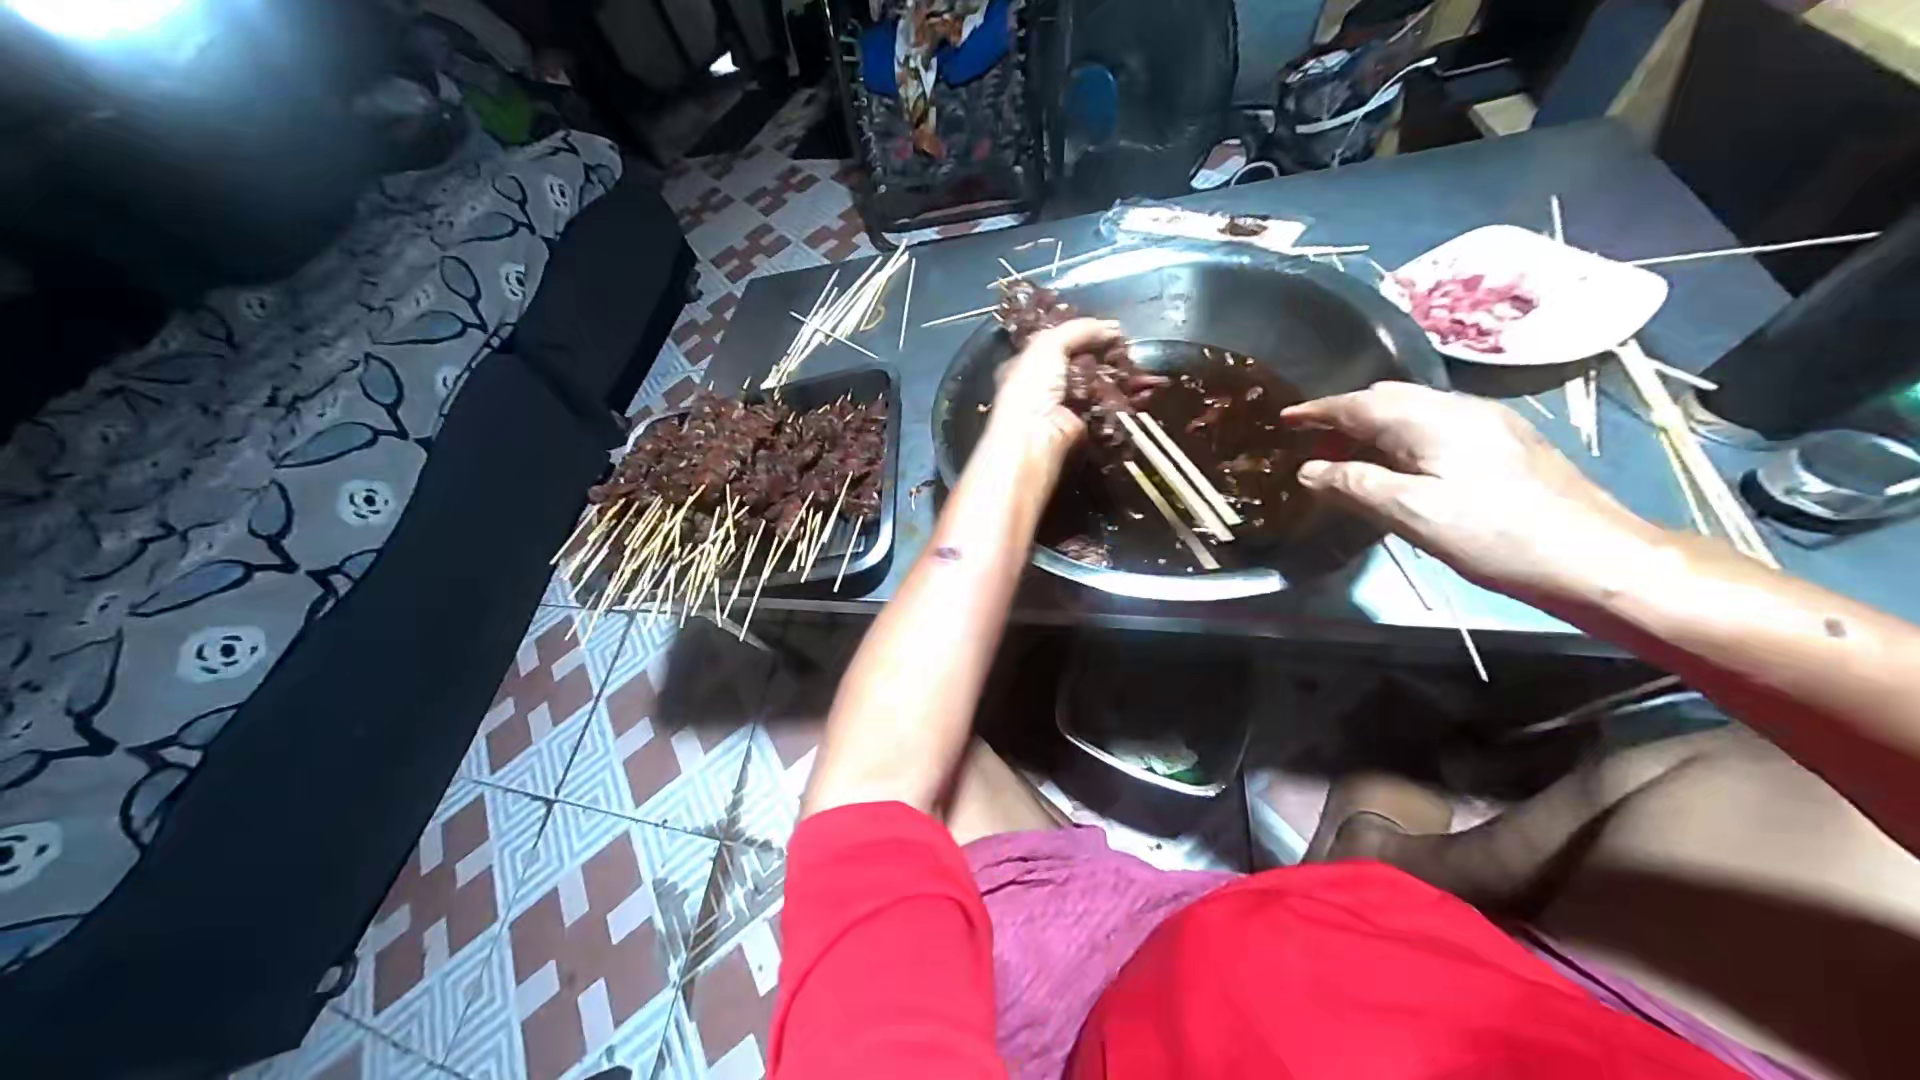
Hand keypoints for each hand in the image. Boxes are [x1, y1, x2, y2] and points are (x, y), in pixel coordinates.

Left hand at [984, 318, 1124, 463]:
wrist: (1035, 432)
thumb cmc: (1032, 384)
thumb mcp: (1049, 343)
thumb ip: (1079, 329)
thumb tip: (1113, 327)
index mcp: (1025, 363)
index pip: (1054, 342)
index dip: (1078, 332)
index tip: (1105, 327)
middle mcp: (1041, 384)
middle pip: (1075, 361)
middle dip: (1098, 351)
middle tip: (1123, 341)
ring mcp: (1061, 404)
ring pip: (1091, 382)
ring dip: (1110, 372)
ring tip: (1131, 358)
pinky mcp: (1079, 421)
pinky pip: (1100, 403)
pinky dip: (1115, 395)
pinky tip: (1132, 382)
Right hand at [1282, 382, 1664, 604]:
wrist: (1594, 557)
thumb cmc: (1493, 535)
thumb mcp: (1410, 513)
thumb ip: (1353, 484)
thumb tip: (1309, 470)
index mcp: (1432, 419)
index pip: (1359, 404)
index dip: (1317, 411)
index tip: (1285, 418)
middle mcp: (1460, 408)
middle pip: (1388, 398)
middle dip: (1344, 415)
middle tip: (1312, 441)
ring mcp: (1488, 423)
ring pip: (1414, 411)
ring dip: (1374, 426)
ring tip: (1348, 454)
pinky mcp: (1505, 443)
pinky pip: (1436, 425)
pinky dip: (1402, 436)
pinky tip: (1400, 464)